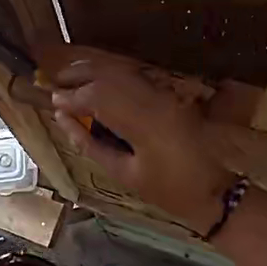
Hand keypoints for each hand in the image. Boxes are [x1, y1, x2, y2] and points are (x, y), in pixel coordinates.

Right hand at [40, 45, 235, 234]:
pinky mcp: (170, 97)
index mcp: (143, 122)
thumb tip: (62, 120)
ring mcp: (165, 96)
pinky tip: (96, 83)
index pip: (98, 97)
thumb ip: (89, 143)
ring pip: (122, 72)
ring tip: (70, 78)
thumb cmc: (167, 191)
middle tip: (54, 83)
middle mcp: (155, 101)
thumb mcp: (122, 173)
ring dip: (94, 72)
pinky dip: (111, 78)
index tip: (52, 101)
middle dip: (79, 76)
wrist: (214, 193)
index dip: (71, 97)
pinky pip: (135, 79)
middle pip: (109, 76)